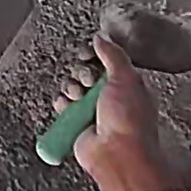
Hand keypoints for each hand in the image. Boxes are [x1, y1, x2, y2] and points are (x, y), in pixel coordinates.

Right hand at [74, 37, 183, 190]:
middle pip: (83, 71)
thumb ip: (113, 55)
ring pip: (70, 86)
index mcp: (125, 82)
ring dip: (70, 89)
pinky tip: (68, 107)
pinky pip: (61, 105)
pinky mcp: (76, 121)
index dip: (92, 55)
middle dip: (81, 74)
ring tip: (78, 98)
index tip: (86, 56)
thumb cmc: (129, 120)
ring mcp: (91, 109)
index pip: (102, 59)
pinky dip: (62, 105)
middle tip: (88, 83)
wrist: (117, 153)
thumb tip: (101, 37)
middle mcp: (108, 95)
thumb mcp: (125, 79)